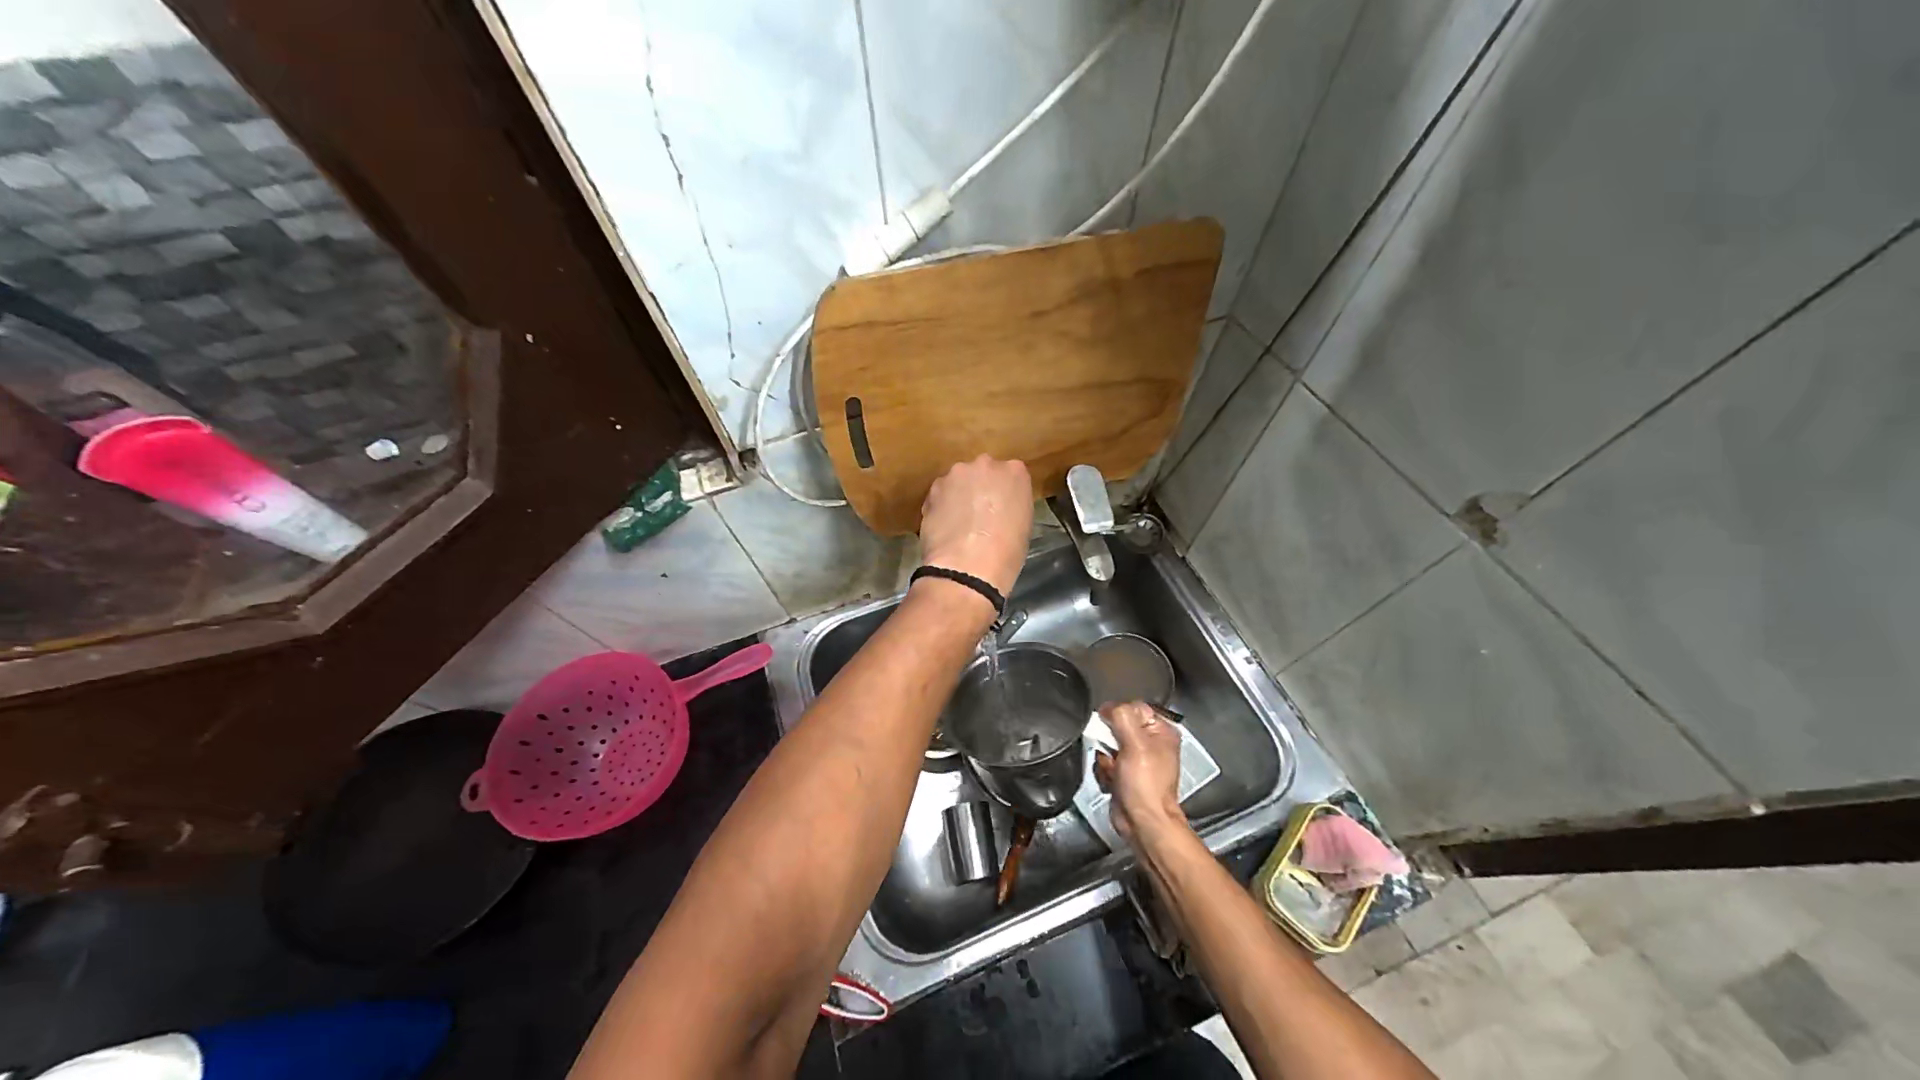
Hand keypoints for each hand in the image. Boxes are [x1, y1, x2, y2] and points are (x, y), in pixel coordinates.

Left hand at [918, 455, 1032, 595]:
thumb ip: (1011, 506)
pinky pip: (940, 495)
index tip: (1001, 508)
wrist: (968, 566)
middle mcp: (985, 464)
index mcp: (1015, 472)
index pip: (1011, 474)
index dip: (1004, 493)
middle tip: (979, 513)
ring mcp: (957, 474)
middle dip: (980, 488)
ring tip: (958, 523)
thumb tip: (999, 509)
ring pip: (958, 481)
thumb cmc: (1007, 552)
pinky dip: (942, 507)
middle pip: (982, 471)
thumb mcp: (1023, 525)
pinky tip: (944, 528)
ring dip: (958, 496)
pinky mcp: (934, 489)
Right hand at [1093, 702, 1189, 843]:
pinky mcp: (1124, 774)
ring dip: (1104, 758)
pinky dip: (1104, 772)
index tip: (1110, 727)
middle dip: (1108, 741)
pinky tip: (1112, 781)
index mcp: (1161, 730)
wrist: (1143, 822)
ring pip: (1106, 744)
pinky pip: (1104, 762)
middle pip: (1116, 726)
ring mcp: (1137, 759)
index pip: (1132, 707)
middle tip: (1115, 754)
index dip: (1117, 715)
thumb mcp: (1135, 743)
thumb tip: (1106, 707)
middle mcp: (1150, 742)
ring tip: (1115, 772)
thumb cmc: (1146, 786)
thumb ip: (1120, 717)